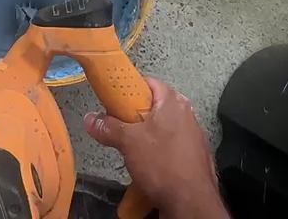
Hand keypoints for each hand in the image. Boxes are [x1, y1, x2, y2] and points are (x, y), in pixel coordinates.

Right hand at [83, 79, 229, 218]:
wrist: (192, 205)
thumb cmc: (163, 165)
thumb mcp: (128, 142)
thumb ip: (108, 127)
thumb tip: (90, 119)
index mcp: (173, 100)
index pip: (146, 82)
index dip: (128, 90)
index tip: (114, 103)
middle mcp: (187, 113)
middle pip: (154, 106)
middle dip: (136, 117)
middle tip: (121, 128)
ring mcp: (194, 136)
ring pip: (163, 128)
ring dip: (148, 136)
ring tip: (134, 150)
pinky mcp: (197, 157)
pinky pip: (173, 147)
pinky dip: (161, 152)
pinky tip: (152, 166)